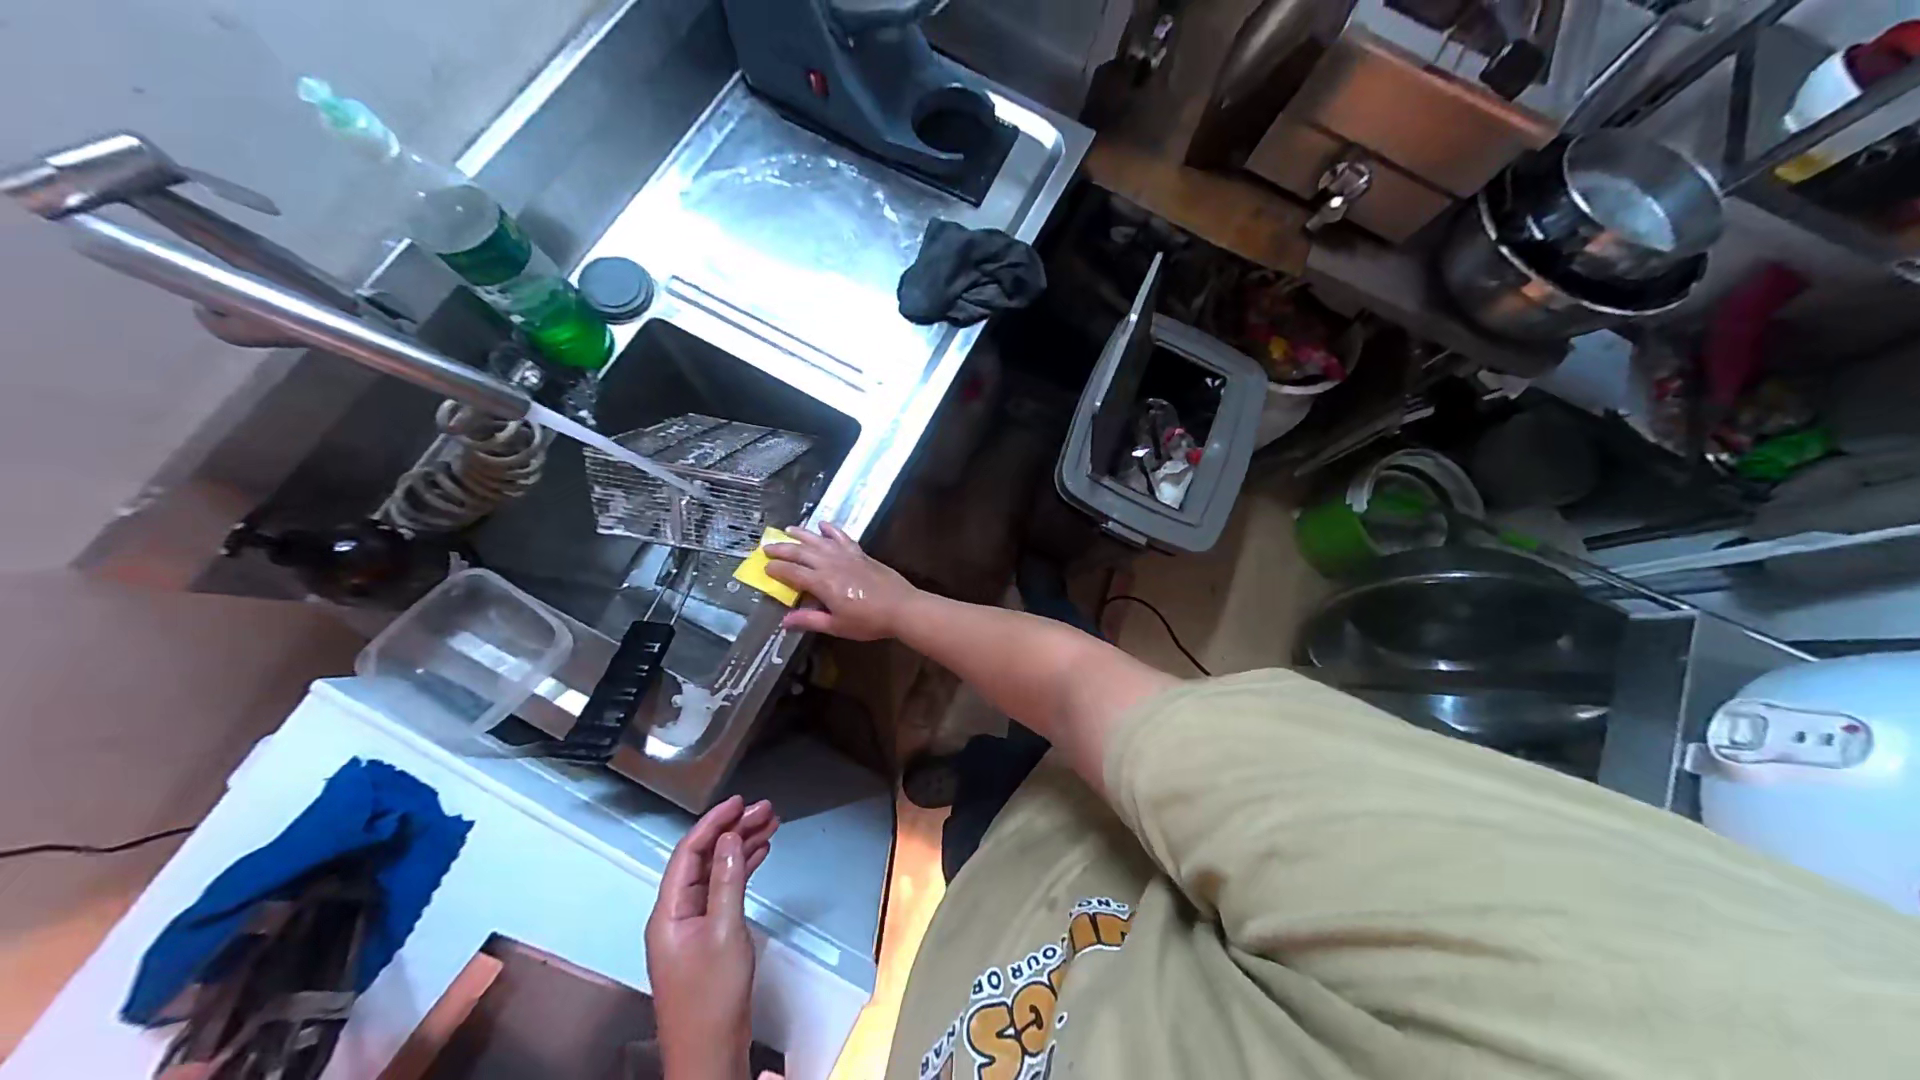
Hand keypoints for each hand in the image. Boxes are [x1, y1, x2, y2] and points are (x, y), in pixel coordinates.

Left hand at [646, 796, 778, 1079]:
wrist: (709, 1052)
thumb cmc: (711, 1001)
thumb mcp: (725, 933)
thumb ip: (727, 882)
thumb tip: (729, 841)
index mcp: (668, 912)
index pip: (689, 852)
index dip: (714, 822)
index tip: (738, 802)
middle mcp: (676, 914)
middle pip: (704, 858)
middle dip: (733, 830)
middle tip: (764, 810)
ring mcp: (691, 925)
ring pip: (716, 872)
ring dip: (741, 847)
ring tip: (769, 825)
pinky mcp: (707, 935)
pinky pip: (723, 890)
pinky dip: (742, 870)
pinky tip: (759, 856)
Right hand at [763, 523, 919, 640]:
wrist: (901, 607)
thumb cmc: (868, 621)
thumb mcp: (837, 626)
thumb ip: (810, 620)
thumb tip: (784, 621)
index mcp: (822, 583)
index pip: (792, 573)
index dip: (776, 569)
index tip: (764, 567)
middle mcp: (831, 564)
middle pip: (801, 552)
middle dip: (782, 549)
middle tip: (767, 547)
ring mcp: (846, 556)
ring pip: (819, 541)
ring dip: (801, 534)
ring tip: (788, 529)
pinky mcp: (861, 554)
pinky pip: (842, 538)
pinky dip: (832, 530)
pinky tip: (823, 525)